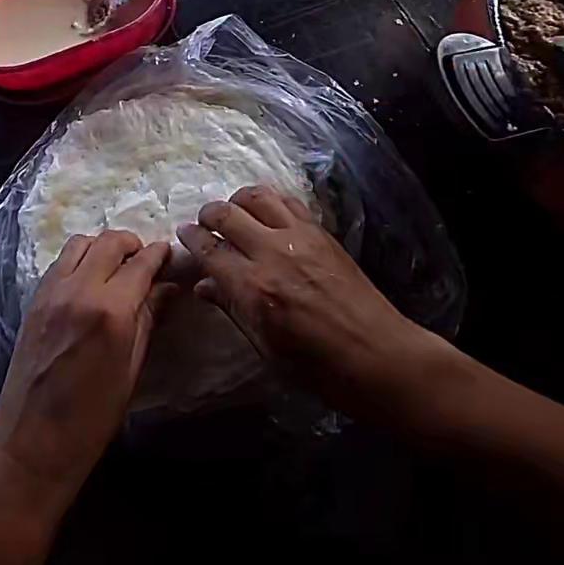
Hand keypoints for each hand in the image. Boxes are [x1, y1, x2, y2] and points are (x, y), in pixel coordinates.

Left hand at [0, 229, 174, 516]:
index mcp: (110, 311)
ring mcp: (52, 291)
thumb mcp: (131, 369)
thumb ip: (148, 319)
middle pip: (109, 242)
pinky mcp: (35, 298)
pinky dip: (79, 259)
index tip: (169, 254)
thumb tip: (168, 288)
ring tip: (116, 267)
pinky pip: (60, 261)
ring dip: (102, 246)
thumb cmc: (92, 419)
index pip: (141, 264)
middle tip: (145, 260)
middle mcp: (80, 290)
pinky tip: (89, 279)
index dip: (159, 255)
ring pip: (81, 243)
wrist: (31, 443)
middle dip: (132, 244)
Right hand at [176, 185, 457, 420]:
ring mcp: (299, 237)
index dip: (191, 238)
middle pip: (226, 214)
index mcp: (254, 288)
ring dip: (237, 200)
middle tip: (203, 222)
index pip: (209, 250)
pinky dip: (268, 199)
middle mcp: (272, 253)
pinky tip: (264, 211)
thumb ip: (232, 308)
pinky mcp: (321, 232)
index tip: (183, 233)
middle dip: (207, 214)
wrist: (380, 357)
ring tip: (232, 210)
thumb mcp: (265, 346)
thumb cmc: (318, 367)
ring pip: (256, 197)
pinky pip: (287, 201)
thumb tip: (203, 286)